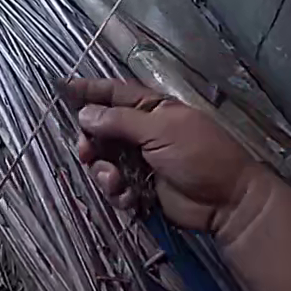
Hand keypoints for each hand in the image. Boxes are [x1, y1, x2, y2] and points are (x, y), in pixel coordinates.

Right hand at [64, 78, 271, 237]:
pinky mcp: (139, 187)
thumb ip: (120, 121)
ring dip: (104, 171)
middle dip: (90, 141)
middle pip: (101, 130)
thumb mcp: (160, 130)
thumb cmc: (199, 155)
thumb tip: (85, 113)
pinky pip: (115, 186)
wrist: (227, 202)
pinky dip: (117, 192)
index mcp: (152, 109)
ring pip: (104, 160)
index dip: (90, 90)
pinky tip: (129, 197)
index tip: (63, 89)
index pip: (114, 93)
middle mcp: (142, 132)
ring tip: (115, 181)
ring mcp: (140, 160)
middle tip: (86, 151)